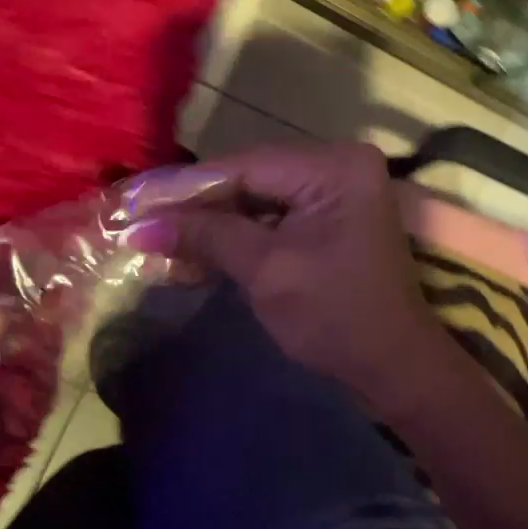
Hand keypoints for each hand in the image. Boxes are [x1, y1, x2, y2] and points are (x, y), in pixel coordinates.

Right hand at [129, 142, 450, 411]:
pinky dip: (243, 232)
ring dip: (216, 221)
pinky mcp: (335, 215)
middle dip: (199, 204)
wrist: (393, 365)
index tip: (134, 200)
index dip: (187, 186)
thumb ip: (207, 237)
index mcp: (335, 166)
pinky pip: (279, 213)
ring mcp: (341, 189)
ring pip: (262, 196)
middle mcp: (341, 163)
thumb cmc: (334, 316)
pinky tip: (199, 250)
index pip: (247, 165)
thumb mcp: (265, 271)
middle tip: (141, 220)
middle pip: (253, 177)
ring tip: (159, 239)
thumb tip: (141, 225)